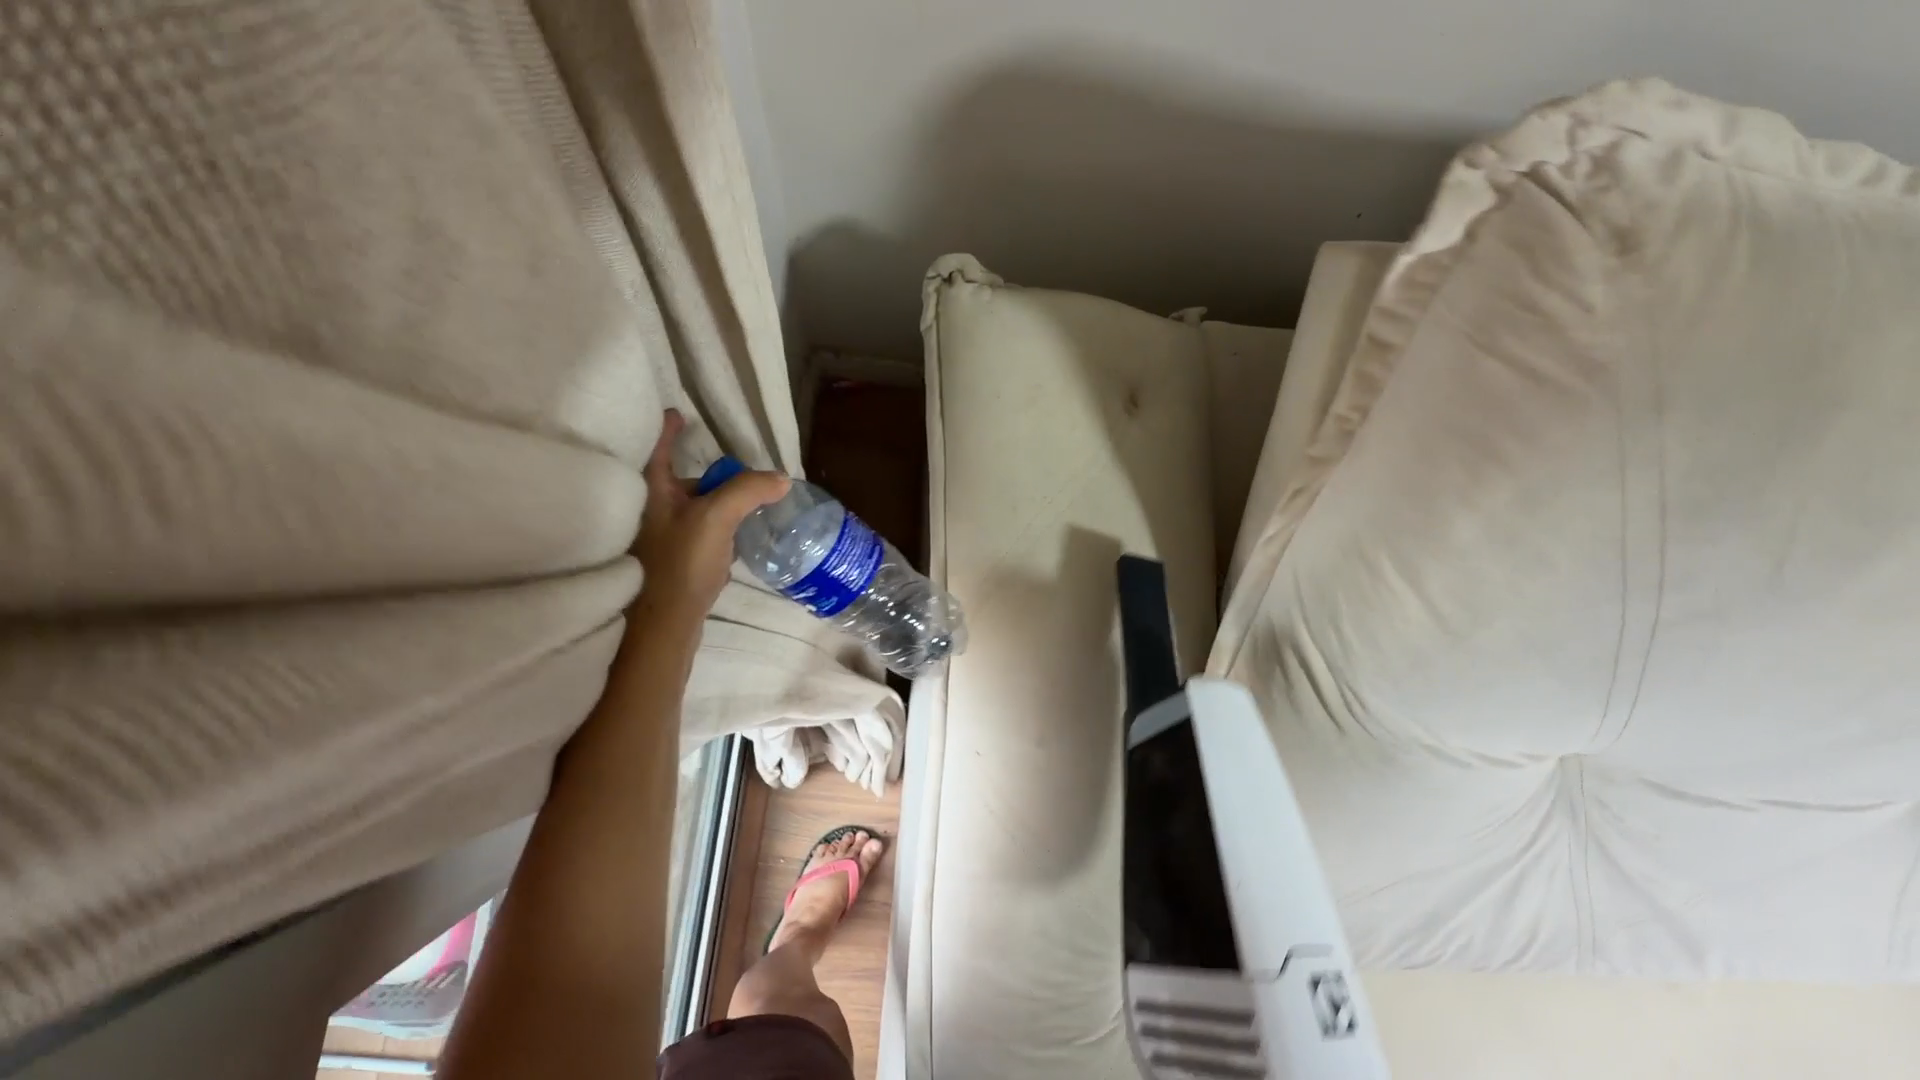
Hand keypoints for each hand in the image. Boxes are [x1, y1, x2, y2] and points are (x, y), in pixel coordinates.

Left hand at [631, 409, 788, 626]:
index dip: (668, 429)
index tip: (678, 413)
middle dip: (709, 475)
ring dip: (718, 505)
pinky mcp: (674, 564)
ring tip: (746, 504)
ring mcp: (661, 539)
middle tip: (737, 472)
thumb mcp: (716, 518)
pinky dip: (718, 532)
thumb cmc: (680, 564)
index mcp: (651, 492)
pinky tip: (737, 541)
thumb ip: (748, 492)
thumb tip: (780, 478)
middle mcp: (650, 511)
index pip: (657, 447)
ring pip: (694, 510)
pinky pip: (700, 535)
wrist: (666, 626)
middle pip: (682, 480)